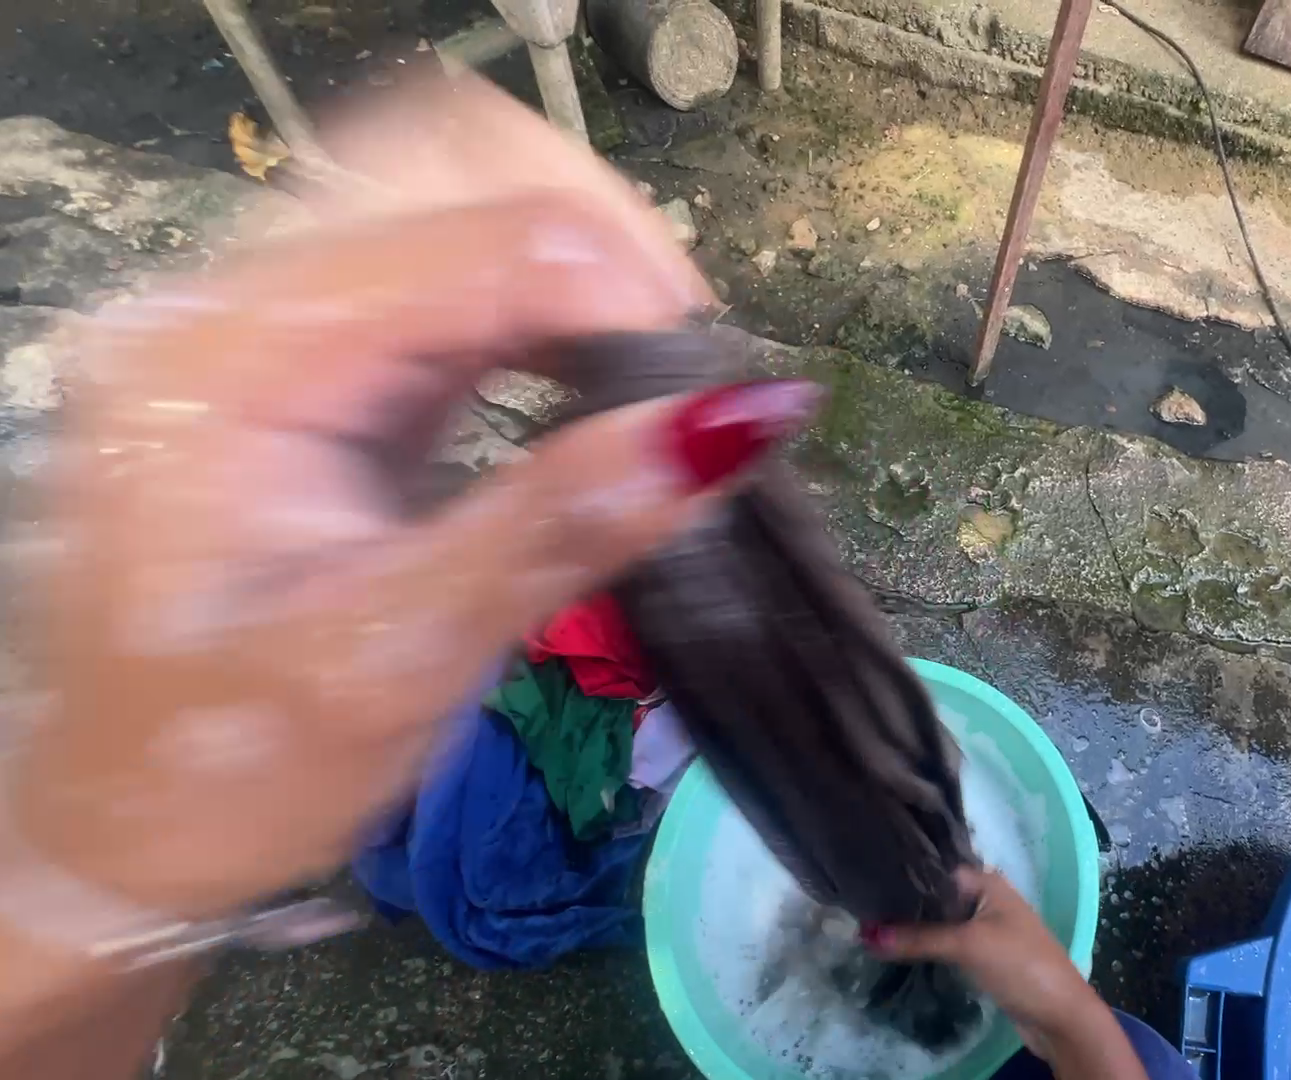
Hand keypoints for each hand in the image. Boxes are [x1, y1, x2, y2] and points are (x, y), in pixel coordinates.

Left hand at [2, 79, 813, 921]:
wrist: (139, 815)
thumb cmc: (248, 758)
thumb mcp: (412, 651)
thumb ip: (572, 520)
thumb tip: (741, 422)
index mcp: (235, 358)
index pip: (486, 238)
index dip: (630, 299)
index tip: (707, 407)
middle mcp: (245, 297)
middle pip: (462, 152)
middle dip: (609, 244)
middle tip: (679, 368)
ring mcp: (291, 316)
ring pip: (473, 193)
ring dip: (593, 266)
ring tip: (653, 372)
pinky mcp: (342, 355)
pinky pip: (474, 269)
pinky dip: (566, 303)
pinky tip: (600, 376)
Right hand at [866, 868, 1113, 1051]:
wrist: (1060, 1014)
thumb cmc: (1019, 963)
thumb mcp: (967, 945)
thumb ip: (918, 938)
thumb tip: (865, 934)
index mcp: (986, 880)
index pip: (936, 869)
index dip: (905, 875)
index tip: (866, 878)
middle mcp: (986, 896)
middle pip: (938, 894)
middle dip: (905, 902)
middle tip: (861, 906)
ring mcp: (986, 926)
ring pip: (942, 919)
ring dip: (915, 925)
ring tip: (872, 925)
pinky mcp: (984, 954)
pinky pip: (949, 941)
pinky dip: (928, 943)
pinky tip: (901, 947)